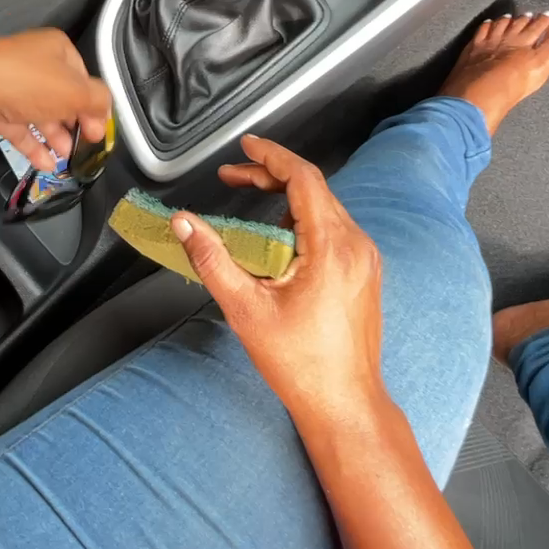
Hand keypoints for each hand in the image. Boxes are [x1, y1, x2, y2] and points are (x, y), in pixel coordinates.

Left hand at [0, 29, 110, 171]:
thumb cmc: (27, 84)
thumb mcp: (76, 91)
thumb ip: (99, 100)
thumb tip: (105, 109)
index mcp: (55, 48)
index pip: (83, 75)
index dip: (93, 102)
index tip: (100, 127)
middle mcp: (32, 62)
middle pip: (61, 95)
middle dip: (75, 122)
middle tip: (85, 145)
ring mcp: (10, 84)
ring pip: (39, 112)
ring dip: (55, 136)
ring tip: (66, 157)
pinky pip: (18, 127)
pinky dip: (33, 145)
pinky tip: (45, 163)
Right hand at [172, 135, 384, 412]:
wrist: (346, 404)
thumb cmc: (300, 362)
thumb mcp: (244, 307)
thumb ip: (210, 257)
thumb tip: (183, 222)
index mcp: (331, 246)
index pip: (303, 179)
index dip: (271, 156)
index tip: (246, 144)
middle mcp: (355, 245)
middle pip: (312, 188)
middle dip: (269, 175)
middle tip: (231, 177)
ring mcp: (365, 259)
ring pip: (323, 207)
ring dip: (285, 196)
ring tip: (248, 203)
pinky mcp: (363, 272)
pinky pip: (332, 227)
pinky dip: (301, 218)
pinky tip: (276, 236)